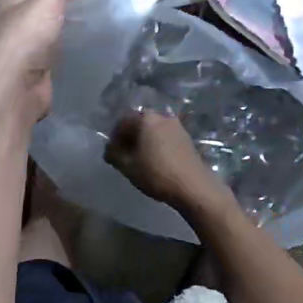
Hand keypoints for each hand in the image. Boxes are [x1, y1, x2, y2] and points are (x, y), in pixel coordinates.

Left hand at [0, 0, 91, 125]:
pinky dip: (66, 27)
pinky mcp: (34, 60)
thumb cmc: (27, 40)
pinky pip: (52, 35)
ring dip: (64, 3)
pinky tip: (81, 30)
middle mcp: (14, 14)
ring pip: (45, 13)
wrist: (14, 91)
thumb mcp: (48, 2)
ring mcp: (23, 38)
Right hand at [105, 110, 229, 212]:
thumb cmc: (156, 173)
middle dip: (129, 138)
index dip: (113, 138)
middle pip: (139, 124)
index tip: (111, 153)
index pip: (122, 123)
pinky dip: (156, 145)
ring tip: (139, 160)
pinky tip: (155, 161)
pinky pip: (164, 137)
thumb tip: (109, 150)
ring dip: (143, 142)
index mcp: (145, 118)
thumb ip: (113, 154)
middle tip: (124, 156)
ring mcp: (177, 126)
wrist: (193, 186)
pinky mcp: (186, 138)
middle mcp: (161, 116)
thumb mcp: (127, 166)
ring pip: (152, 130)